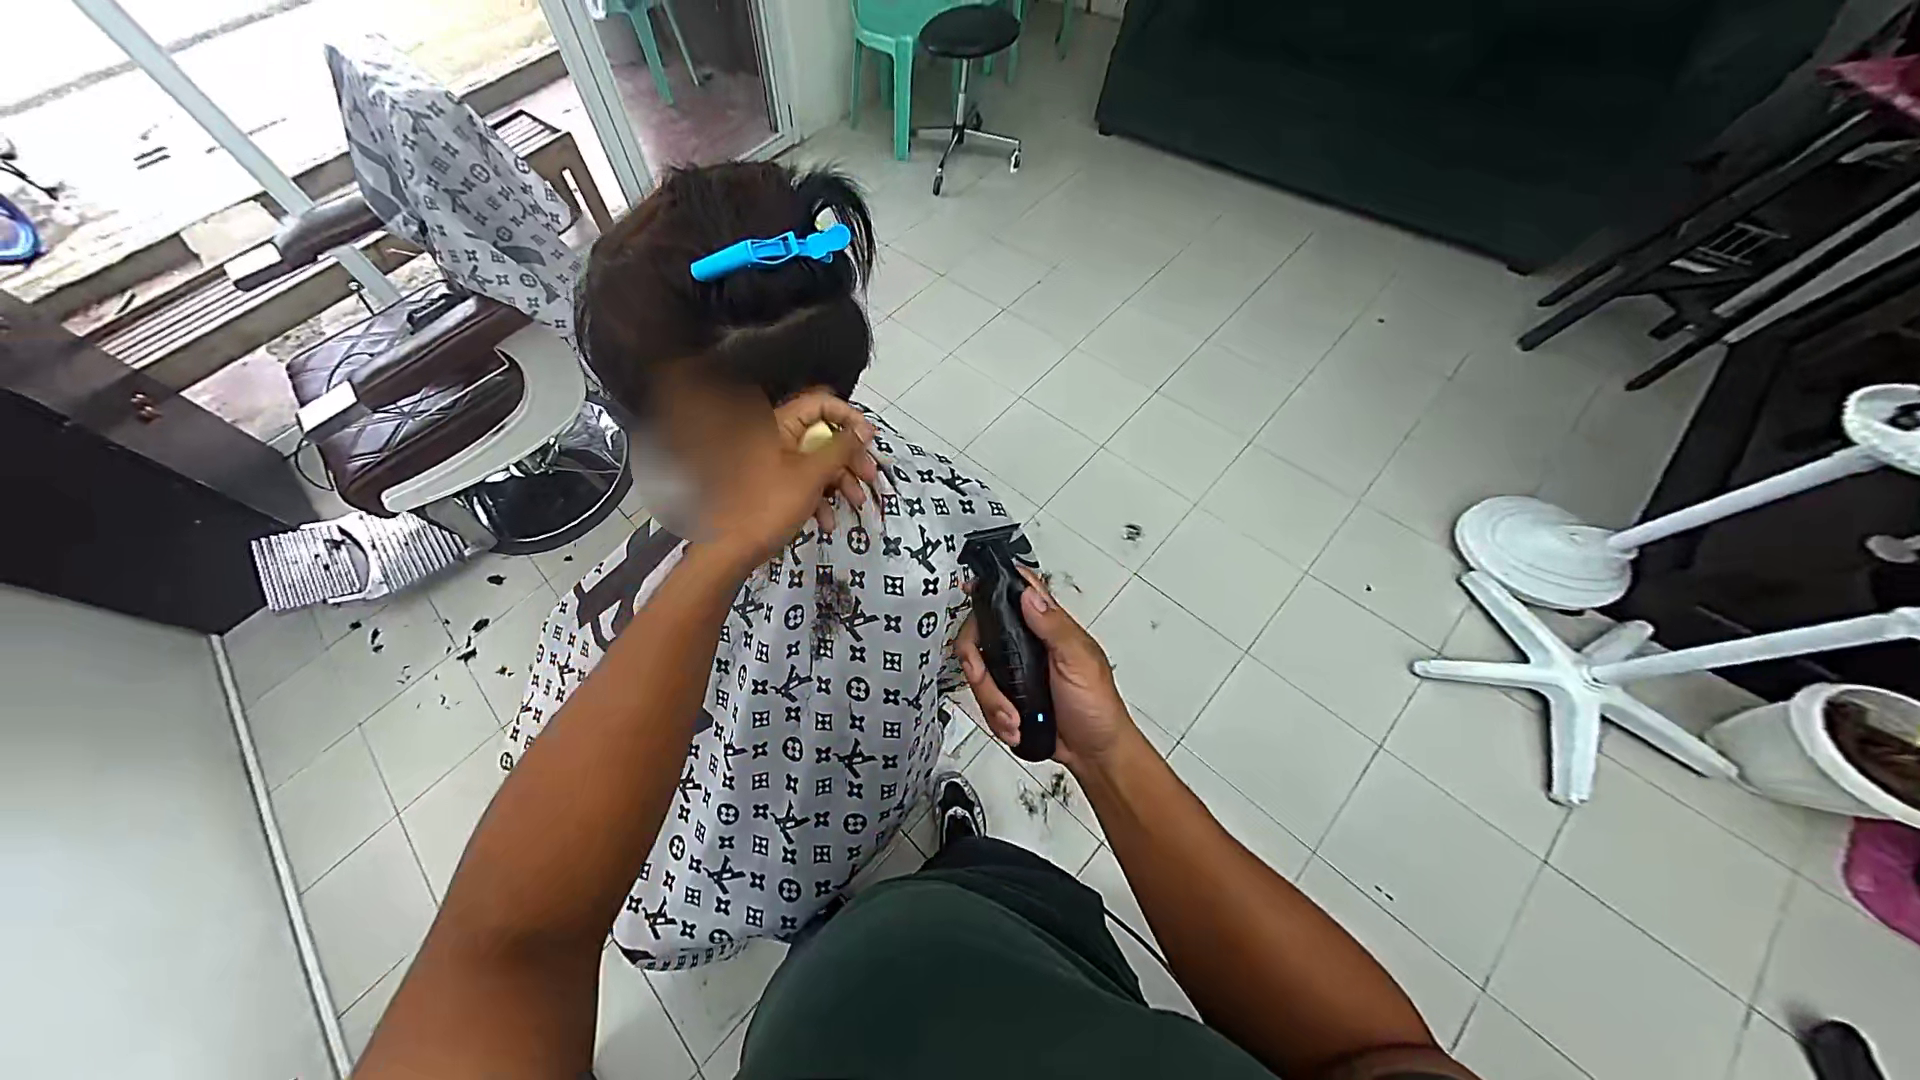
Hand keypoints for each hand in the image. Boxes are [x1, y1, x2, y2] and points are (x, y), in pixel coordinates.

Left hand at [771, 390, 881, 536]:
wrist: (733, 549)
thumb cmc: (768, 507)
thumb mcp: (813, 474)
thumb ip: (842, 447)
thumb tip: (863, 429)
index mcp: (779, 425)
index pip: (820, 404)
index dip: (848, 418)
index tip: (868, 439)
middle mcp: (775, 437)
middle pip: (822, 434)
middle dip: (849, 457)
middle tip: (868, 475)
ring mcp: (772, 461)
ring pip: (816, 461)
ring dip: (840, 481)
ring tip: (855, 502)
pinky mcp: (773, 483)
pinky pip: (803, 480)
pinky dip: (819, 497)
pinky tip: (826, 520)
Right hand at [956, 566, 1136, 770]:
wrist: (1093, 753)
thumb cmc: (1097, 706)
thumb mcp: (1079, 661)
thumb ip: (1054, 627)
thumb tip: (1029, 595)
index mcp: (1047, 628)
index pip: (1016, 594)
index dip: (991, 588)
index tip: (971, 588)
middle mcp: (1027, 645)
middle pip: (981, 635)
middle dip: (977, 664)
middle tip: (984, 678)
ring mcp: (1015, 672)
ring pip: (979, 672)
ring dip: (991, 700)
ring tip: (1014, 716)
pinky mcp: (1008, 696)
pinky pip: (984, 700)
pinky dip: (996, 716)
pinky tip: (1015, 724)